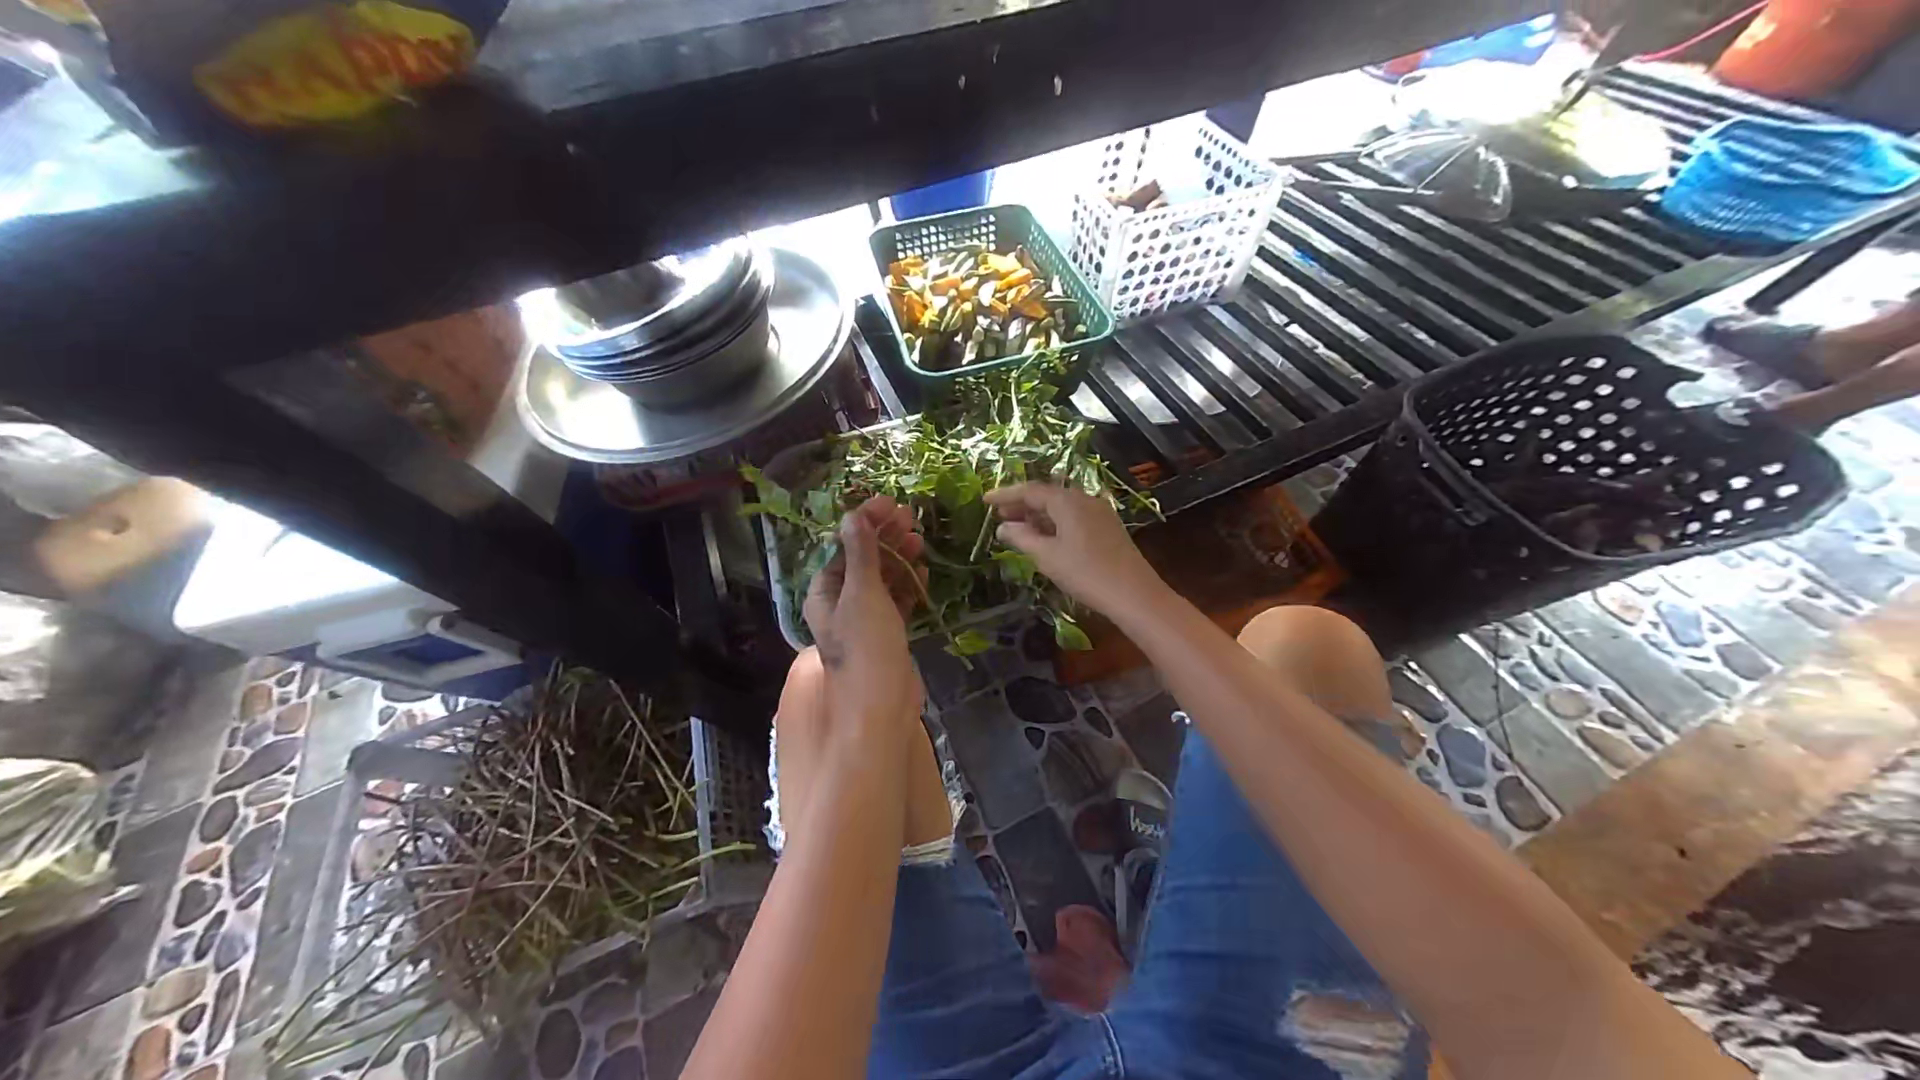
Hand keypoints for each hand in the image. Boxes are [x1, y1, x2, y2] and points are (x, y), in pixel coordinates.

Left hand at [803, 496, 924, 732]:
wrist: (882, 705)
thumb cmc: (867, 646)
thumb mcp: (863, 594)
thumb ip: (861, 553)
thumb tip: (853, 515)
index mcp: (825, 591)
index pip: (843, 546)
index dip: (865, 522)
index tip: (890, 504)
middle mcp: (841, 602)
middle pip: (863, 559)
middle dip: (885, 537)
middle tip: (911, 518)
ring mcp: (865, 618)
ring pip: (882, 579)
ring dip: (899, 558)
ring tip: (919, 541)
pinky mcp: (886, 632)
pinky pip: (896, 600)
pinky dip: (907, 585)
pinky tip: (921, 573)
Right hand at [984, 482, 1168, 622]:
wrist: (1134, 594)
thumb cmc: (1085, 573)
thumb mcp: (1047, 557)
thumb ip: (1022, 538)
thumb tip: (1002, 528)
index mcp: (1067, 501)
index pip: (1030, 490)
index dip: (1005, 494)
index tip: (985, 500)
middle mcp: (1084, 499)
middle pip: (1047, 495)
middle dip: (1021, 504)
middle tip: (999, 516)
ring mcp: (1099, 512)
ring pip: (1061, 507)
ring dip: (1038, 515)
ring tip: (1017, 529)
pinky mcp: (1107, 528)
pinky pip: (1074, 517)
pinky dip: (1054, 523)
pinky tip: (1045, 538)